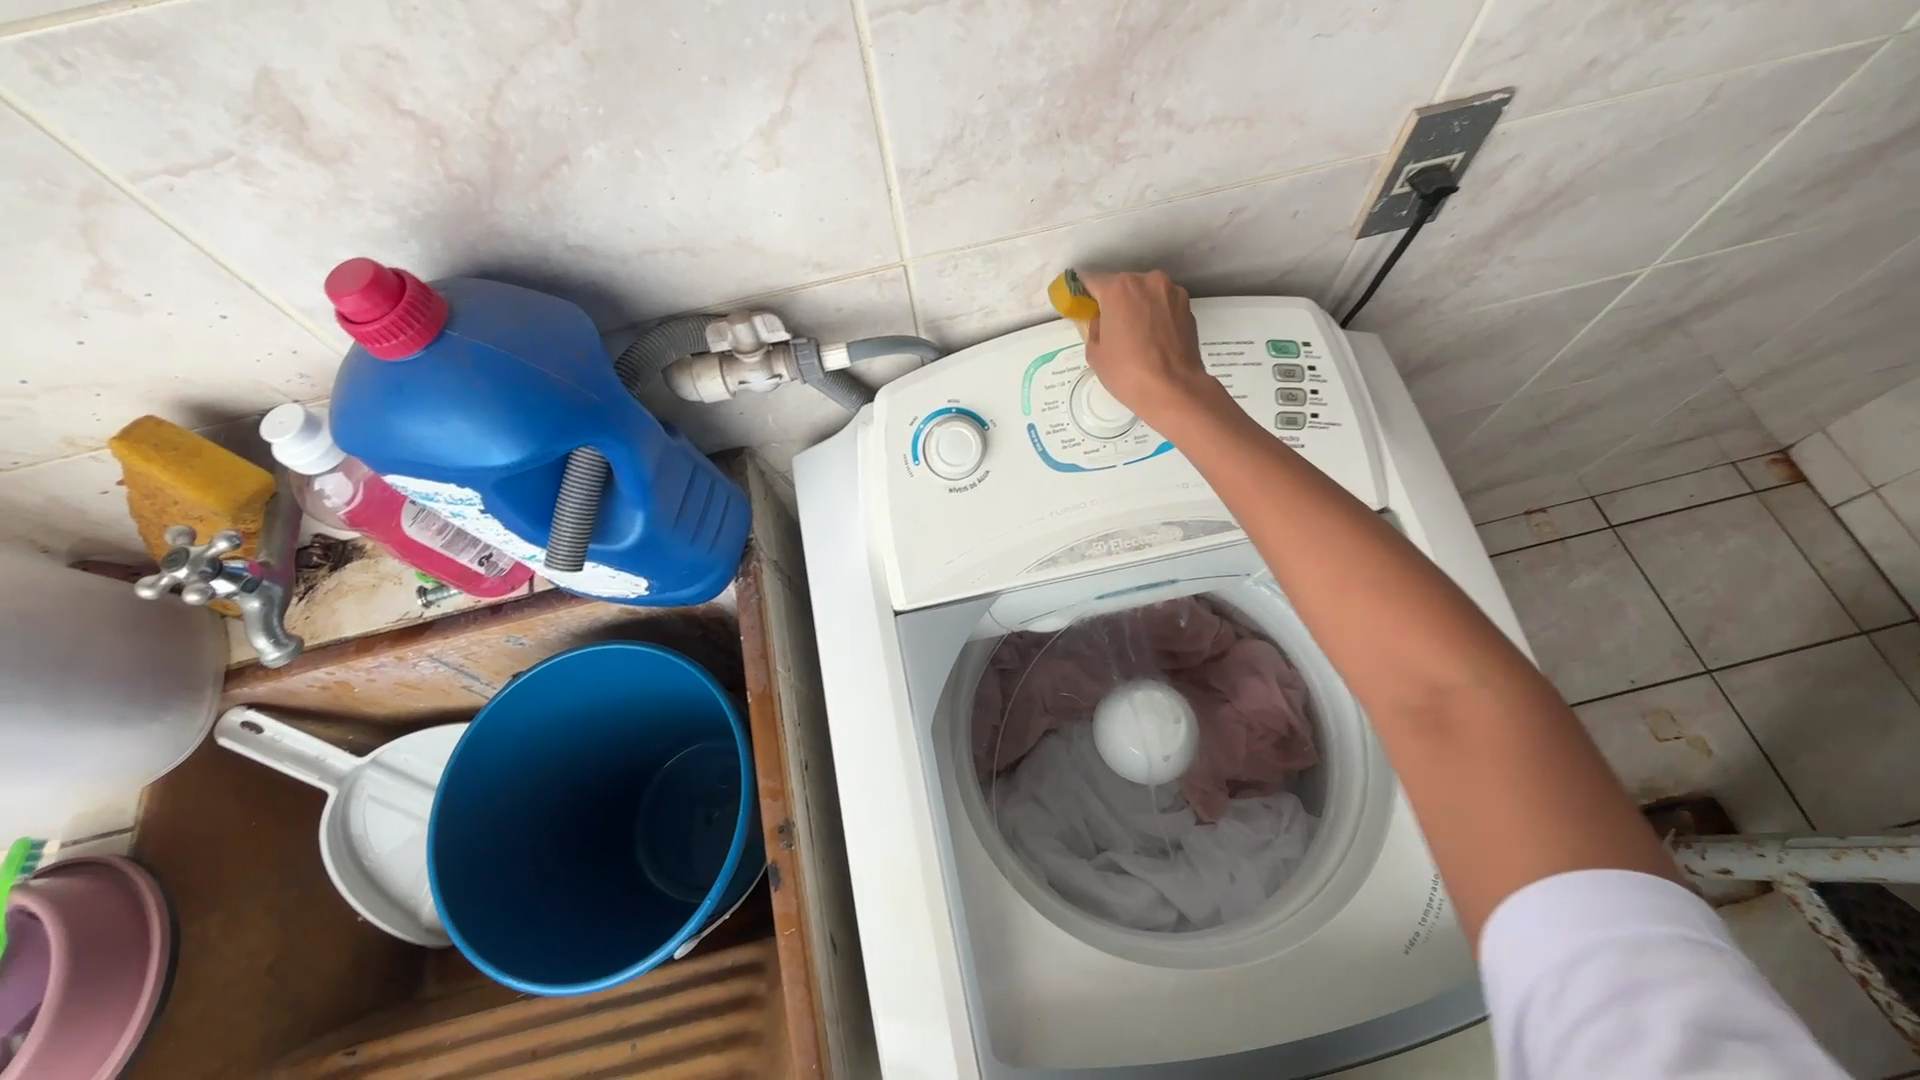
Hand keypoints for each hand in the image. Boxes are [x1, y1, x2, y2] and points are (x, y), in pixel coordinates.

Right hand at [1080, 271, 1235, 435]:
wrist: (1174, 389)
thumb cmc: (1128, 372)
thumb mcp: (1095, 352)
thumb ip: (1094, 326)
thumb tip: (1103, 319)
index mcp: (1119, 288)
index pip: (1091, 280)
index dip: (1084, 294)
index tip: (1082, 306)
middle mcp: (1147, 281)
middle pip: (1122, 285)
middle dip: (1115, 301)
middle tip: (1112, 326)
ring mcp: (1171, 291)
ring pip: (1145, 293)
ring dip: (1138, 306)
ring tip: (1136, 335)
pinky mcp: (1187, 306)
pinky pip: (1163, 305)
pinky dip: (1156, 315)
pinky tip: (1154, 338)